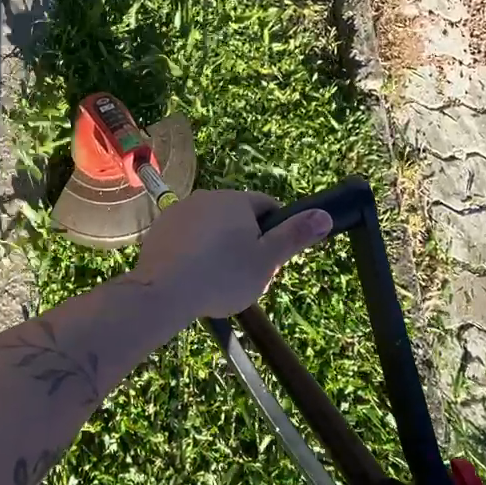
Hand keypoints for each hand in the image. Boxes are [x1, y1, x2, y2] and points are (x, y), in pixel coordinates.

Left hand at [132, 190, 333, 319]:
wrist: (165, 290)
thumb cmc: (223, 275)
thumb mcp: (267, 260)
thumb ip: (295, 236)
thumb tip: (324, 214)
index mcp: (236, 200)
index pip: (267, 206)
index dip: (276, 232)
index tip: (273, 260)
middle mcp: (207, 196)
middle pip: (239, 217)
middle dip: (249, 244)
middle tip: (249, 278)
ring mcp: (181, 210)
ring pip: (213, 227)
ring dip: (222, 248)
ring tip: (221, 282)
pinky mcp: (162, 227)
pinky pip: (189, 237)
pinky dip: (196, 252)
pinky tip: (196, 277)